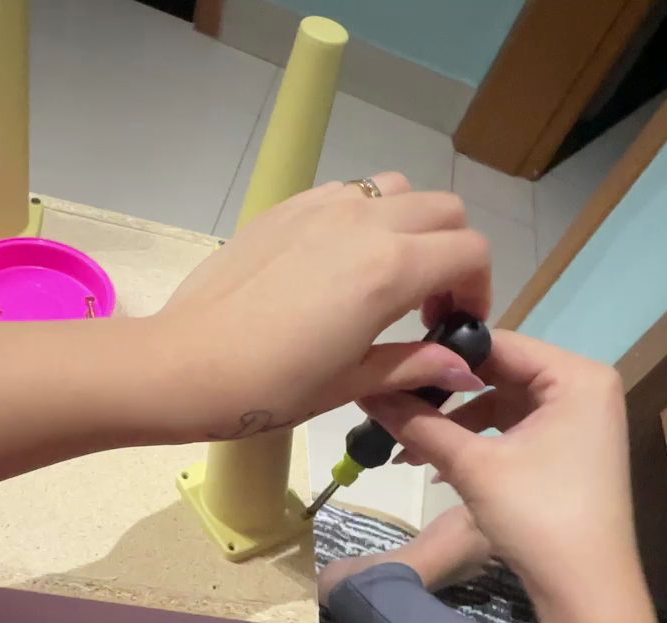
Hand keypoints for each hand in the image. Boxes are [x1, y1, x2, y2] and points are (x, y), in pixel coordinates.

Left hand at [153, 172, 491, 440]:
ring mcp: (322, 206)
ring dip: (411, 226)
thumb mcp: (350, 383)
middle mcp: (365, 222)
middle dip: (453, 254)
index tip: (457, 323)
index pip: (470, 253)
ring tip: (385, 275)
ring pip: (397, 190)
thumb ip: (414, 364)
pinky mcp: (287, 207)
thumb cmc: (271, 387)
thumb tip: (466, 367)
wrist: (186, 365)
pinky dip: (365, 217)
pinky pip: (347, 192)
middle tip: (427, 304)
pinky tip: (338, 263)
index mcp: (389, 269)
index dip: (479, 290)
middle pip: (444, 210)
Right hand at [363, 330, 639, 607]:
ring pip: (501, 405)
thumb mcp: (472, 465)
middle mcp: (583, 388)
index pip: (498, 343)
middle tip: (394, 408)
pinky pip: (512, 430)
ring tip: (408, 449)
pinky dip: (476, 444)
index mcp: (575, 376)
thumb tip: (365, 391)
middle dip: (445, 398)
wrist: (584, 588)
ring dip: (454, 425)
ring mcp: (577, 422)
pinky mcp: (566, 451)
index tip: (394, 370)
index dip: (443, 356)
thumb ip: (418, 423)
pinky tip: (438, 467)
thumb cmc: (537, 514)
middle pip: (499, 374)